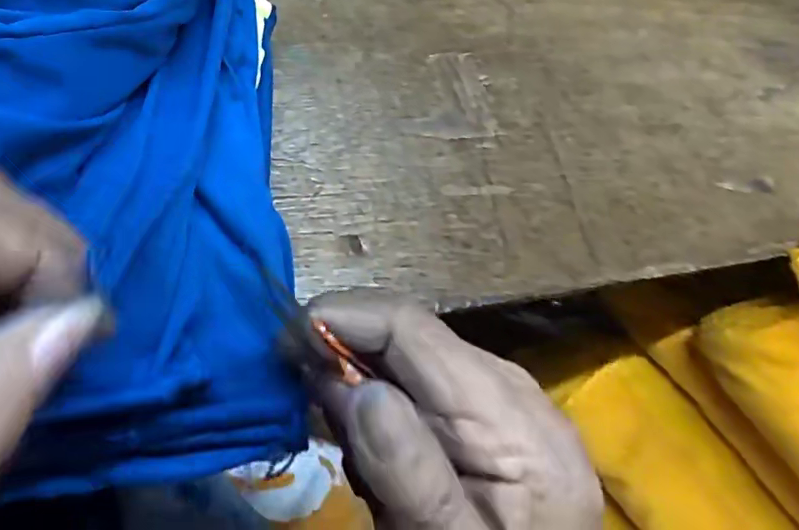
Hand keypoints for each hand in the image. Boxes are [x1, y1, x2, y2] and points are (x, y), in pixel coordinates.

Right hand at [307, 291, 601, 529]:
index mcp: (514, 417)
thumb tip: (356, 388)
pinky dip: (376, 400)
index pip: (412, 327)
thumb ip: (415, 479)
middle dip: (342, 349)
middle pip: (406, 334)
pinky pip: (417, 383)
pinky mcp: (482, 413)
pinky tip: (366, 446)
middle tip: (294, 392)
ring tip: (334, 436)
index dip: (342, 318)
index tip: (284, 344)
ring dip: (355, 379)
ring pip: (405, 355)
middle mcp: (508, 387)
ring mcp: (497, 397)